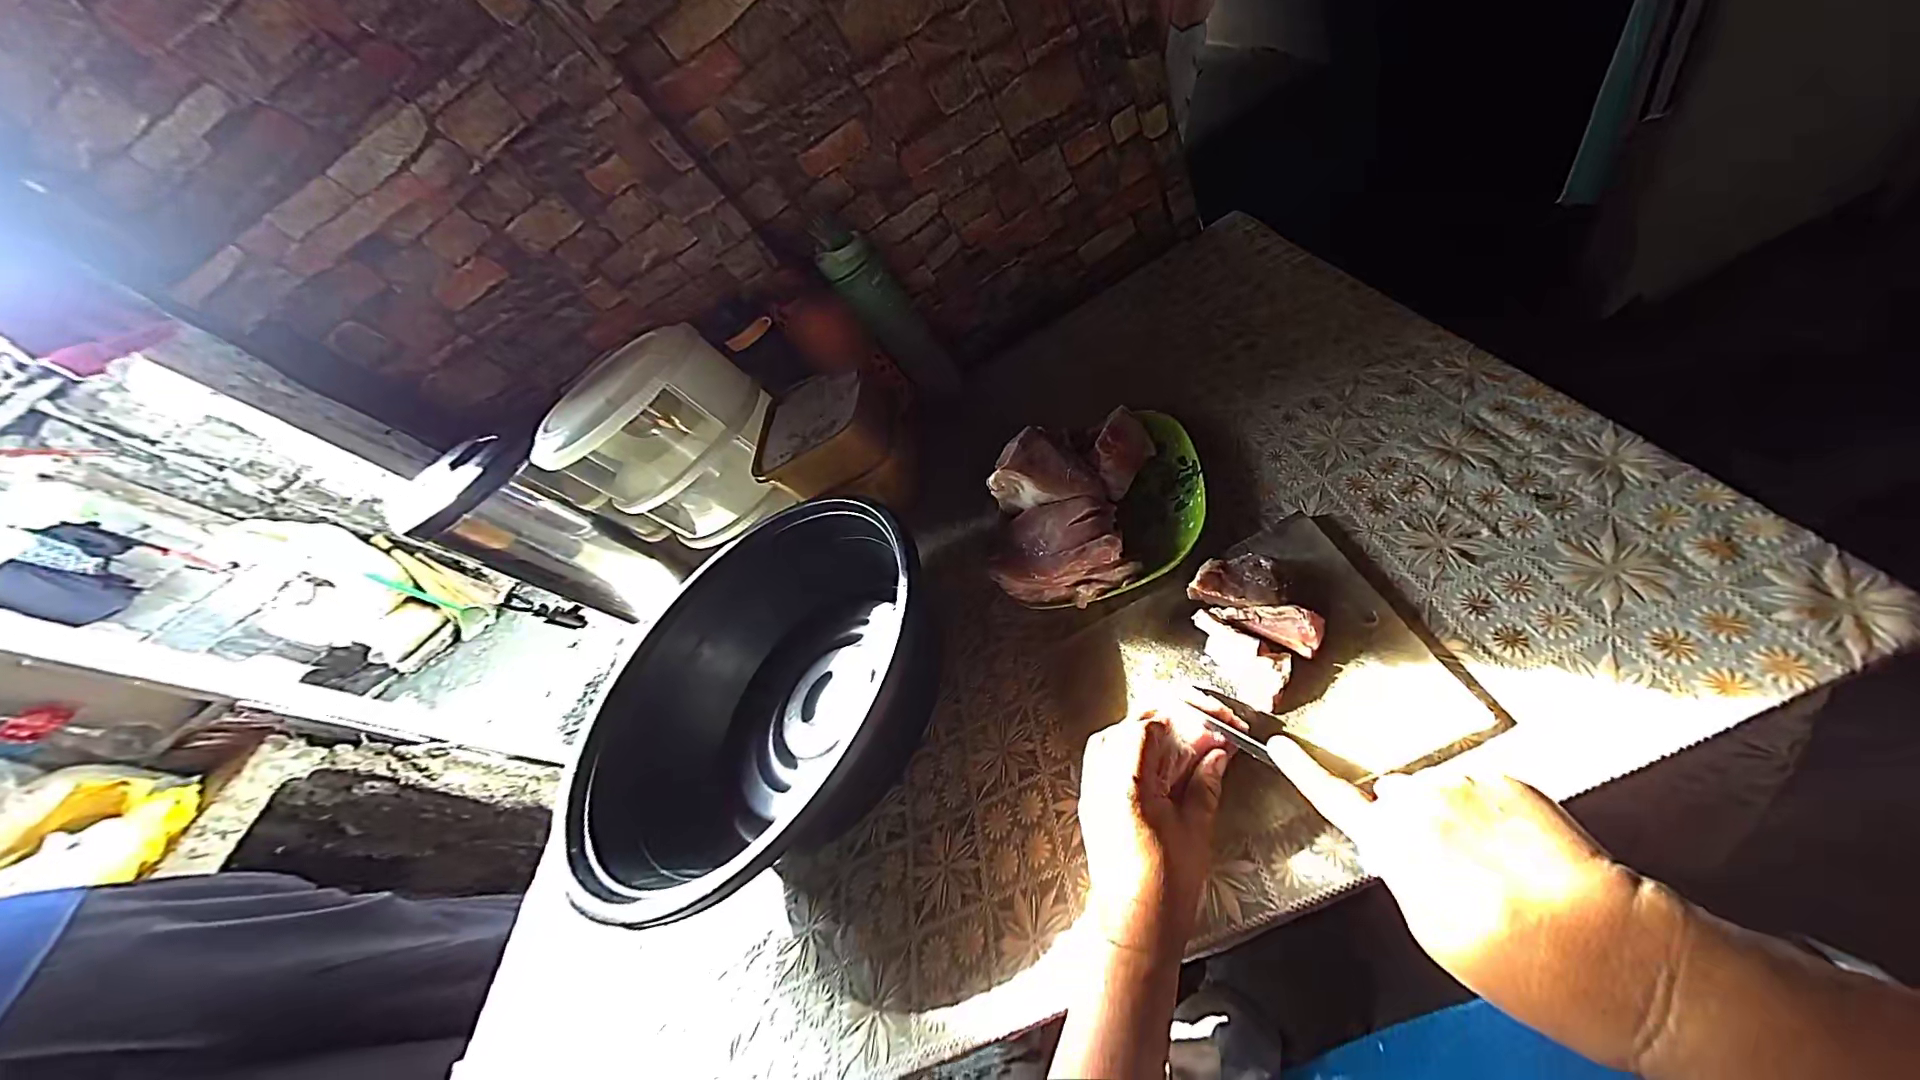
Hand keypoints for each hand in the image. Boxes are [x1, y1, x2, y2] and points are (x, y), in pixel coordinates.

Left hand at [1077, 701, 1232, 957]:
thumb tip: (1217, 755)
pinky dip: (1138, 753)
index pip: (1148, 724)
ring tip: (1190, 743)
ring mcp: (1093, 788)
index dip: (1186, 717)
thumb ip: (1205, 783)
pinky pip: (1111, 759)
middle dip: (1172, 720)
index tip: (1216, 723)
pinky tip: (1164, 763)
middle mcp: (1101, 778)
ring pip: (1118, 738)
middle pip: (1131, 725)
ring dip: (1154, 733)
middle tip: (1208, 728)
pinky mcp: (1094, 801)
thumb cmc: (1164, 887)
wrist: (1132, 928)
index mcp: (1125, 781)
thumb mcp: (1195, 830)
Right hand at [1266, 739, 1677, 1061]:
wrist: (1620, 957)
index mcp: (1392, 842)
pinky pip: (1484, 790)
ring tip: (1501, 866)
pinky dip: (1498, 815)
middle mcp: (1420, 803)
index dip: (1301, 771)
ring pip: (1443, 792)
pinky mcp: (1510, 780)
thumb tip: (1385, 846)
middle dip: (1414, 821)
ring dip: (1460, 818)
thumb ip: (1396, 872)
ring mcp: (1465, 786)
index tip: (1281, 747)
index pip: (1331, 796)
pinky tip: (1523, 852)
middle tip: (1455, 868)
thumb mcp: (1432, 932)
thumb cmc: (1523, 961)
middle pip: (1397, 798)